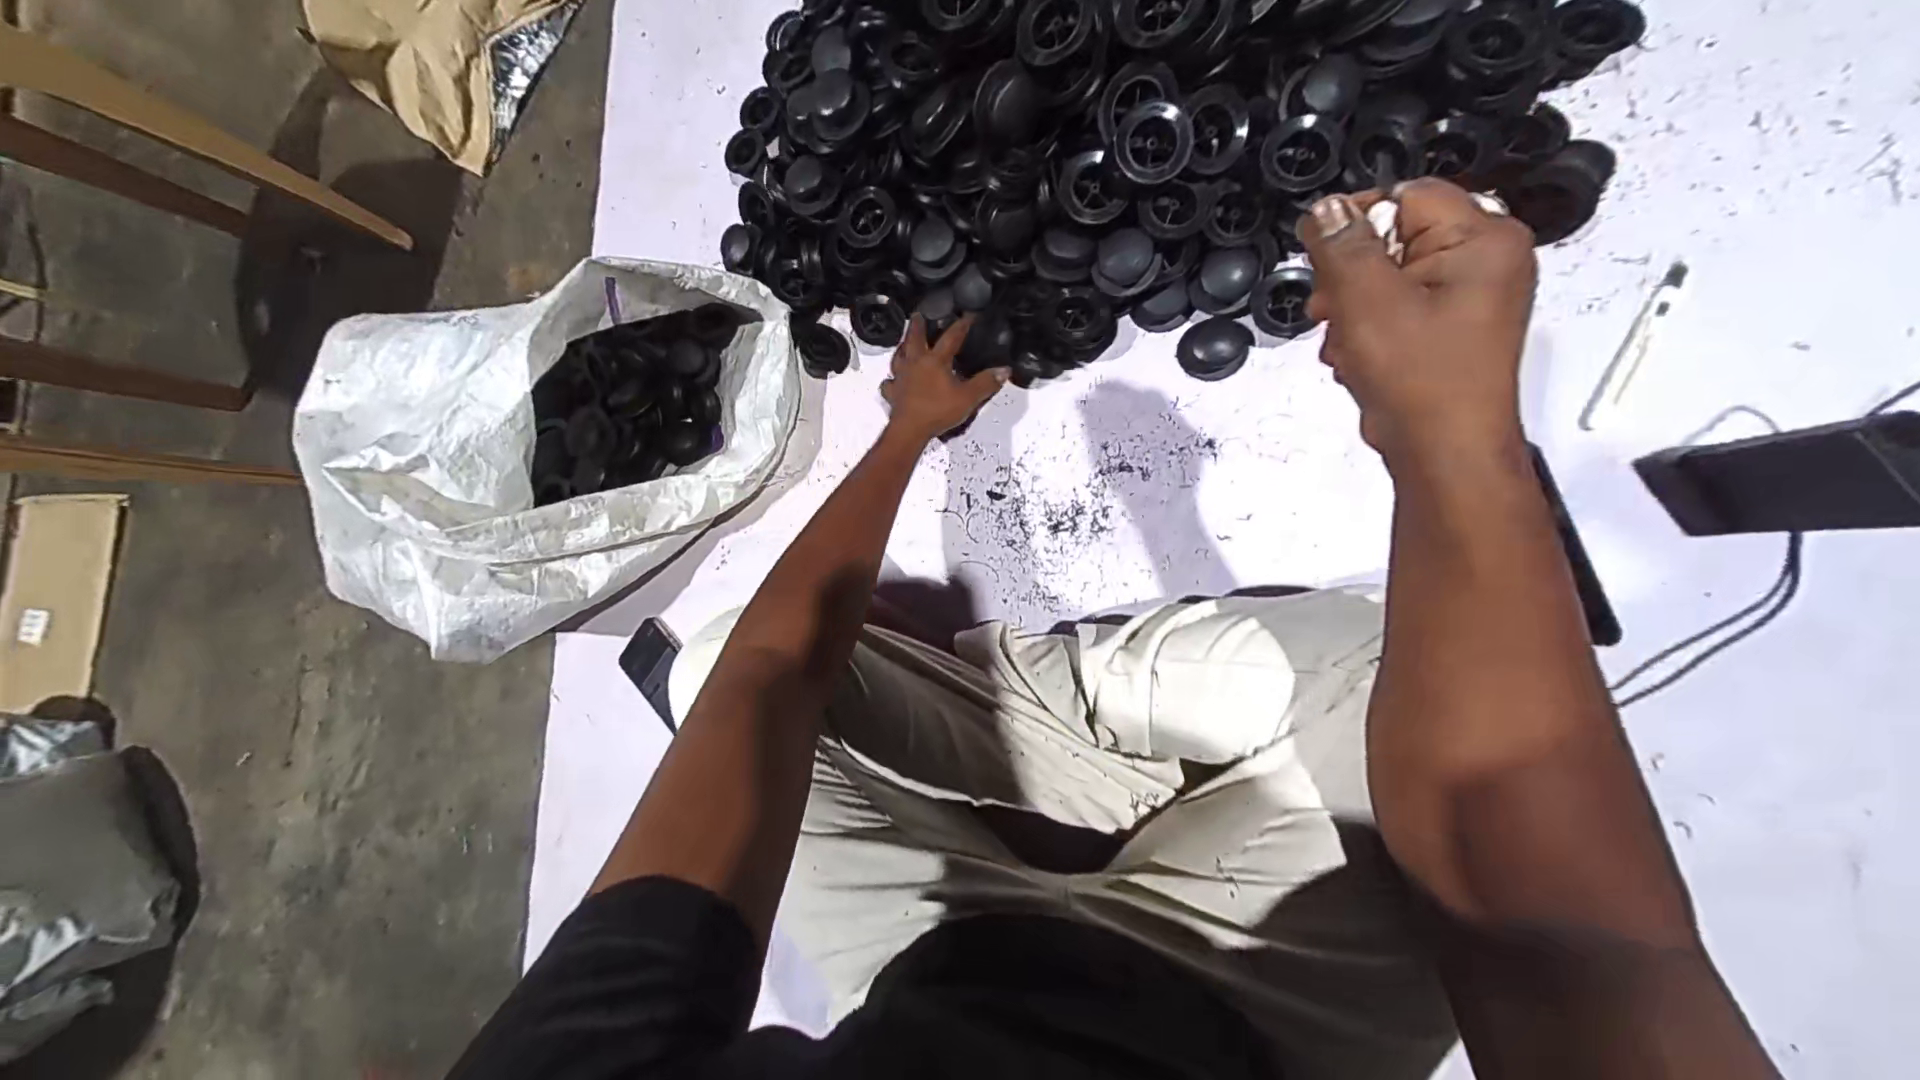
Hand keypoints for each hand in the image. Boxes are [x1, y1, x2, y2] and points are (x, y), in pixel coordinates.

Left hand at [880, 314, 1008, 441]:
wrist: (910, 429)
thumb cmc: (936, 412)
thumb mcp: (968, 397)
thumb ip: (986, 383)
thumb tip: (1003, 371)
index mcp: (935, 361)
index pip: (951, 337)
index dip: (961, 325)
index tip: (967, 316)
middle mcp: (915, 364)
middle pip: (915, 338)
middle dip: (918, 325)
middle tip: (918, 316)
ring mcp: (901, 377)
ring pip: (899, 356)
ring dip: (902, 347)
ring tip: (903, 343)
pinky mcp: (893, 393)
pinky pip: (889, 383)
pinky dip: (891, 380)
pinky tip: (892, 380)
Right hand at [1300, 179, 1537, 464]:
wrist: (1441, 447)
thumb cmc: (1425, 384)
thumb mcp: (1368, 302)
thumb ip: (1344, 248)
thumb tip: (1328, 210)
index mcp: (1482, 240)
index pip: (1407, 196)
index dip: (1355, 222)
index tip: (1320, 252)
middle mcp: (1483, 263)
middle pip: (1394, 239)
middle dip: (1350, 277)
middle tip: (1332, 307)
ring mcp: (1465, 299)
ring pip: (1386, 279)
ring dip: (1351, 309)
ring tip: (1348, 340)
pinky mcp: (1445, 329)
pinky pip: (1392, 310)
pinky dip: (1365, 331)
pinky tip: (1358, 355)